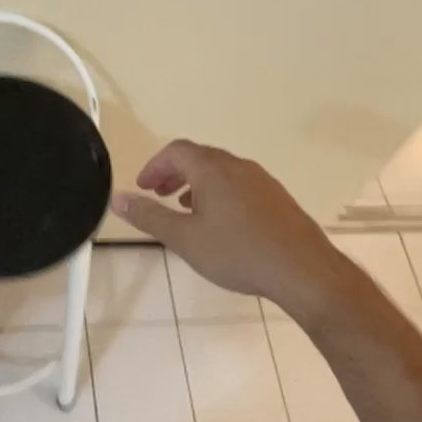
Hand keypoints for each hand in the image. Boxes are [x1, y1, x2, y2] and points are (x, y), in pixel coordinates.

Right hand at [112, 140, 365, 319]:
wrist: (302, 270)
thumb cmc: (238, 253)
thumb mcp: (184, 238)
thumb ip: (149, 217)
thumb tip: (118, 199)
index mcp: (213, 170)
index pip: (176, 151)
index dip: (154, 166)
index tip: (143, 188)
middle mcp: (239, 166)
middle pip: (200, 157)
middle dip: (174, 173)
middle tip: (158, 195)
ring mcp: (262, 181)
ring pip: (222, 171)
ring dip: (197, 184)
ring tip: (186, 210)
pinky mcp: (277, 198)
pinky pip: (240, 184)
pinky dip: (219, 193)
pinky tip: (221, 224)